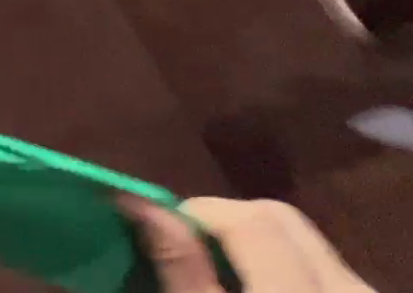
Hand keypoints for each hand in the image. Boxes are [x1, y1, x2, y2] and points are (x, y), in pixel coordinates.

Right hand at [120, 195, 373, 291]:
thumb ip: (179, 265)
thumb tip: (134, 199)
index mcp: (298, 291)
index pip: (249, 217)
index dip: (197, 210)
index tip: (162, 227)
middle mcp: (349, 287)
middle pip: (278, 216)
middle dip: (225, 217)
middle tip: (193, 247)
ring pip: (301, 238)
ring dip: (254, 239)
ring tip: (229, 272)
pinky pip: (324, 264)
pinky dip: (286, 262)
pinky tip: (266, 284)